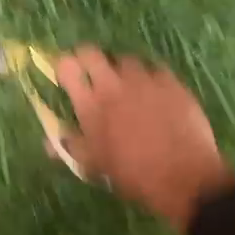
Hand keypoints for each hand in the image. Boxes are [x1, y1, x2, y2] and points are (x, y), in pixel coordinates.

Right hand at [55, 46, 234, 234]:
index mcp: (90, 104)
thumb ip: (71, 147)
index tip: (67, 75)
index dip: (64, 66)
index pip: (66, 66)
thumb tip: (46, 143)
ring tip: (128, 84)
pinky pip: (157, 69)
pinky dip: (152, 76)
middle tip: (93, 74)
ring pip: (126, 59)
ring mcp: (144, 82)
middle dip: (88, 59)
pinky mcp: (172, 85)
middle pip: (92, 53)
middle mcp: (113, 85)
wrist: (188, 181)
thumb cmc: (135, 174)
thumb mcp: (96, 165)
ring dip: (122, 69)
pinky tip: (156, 91)